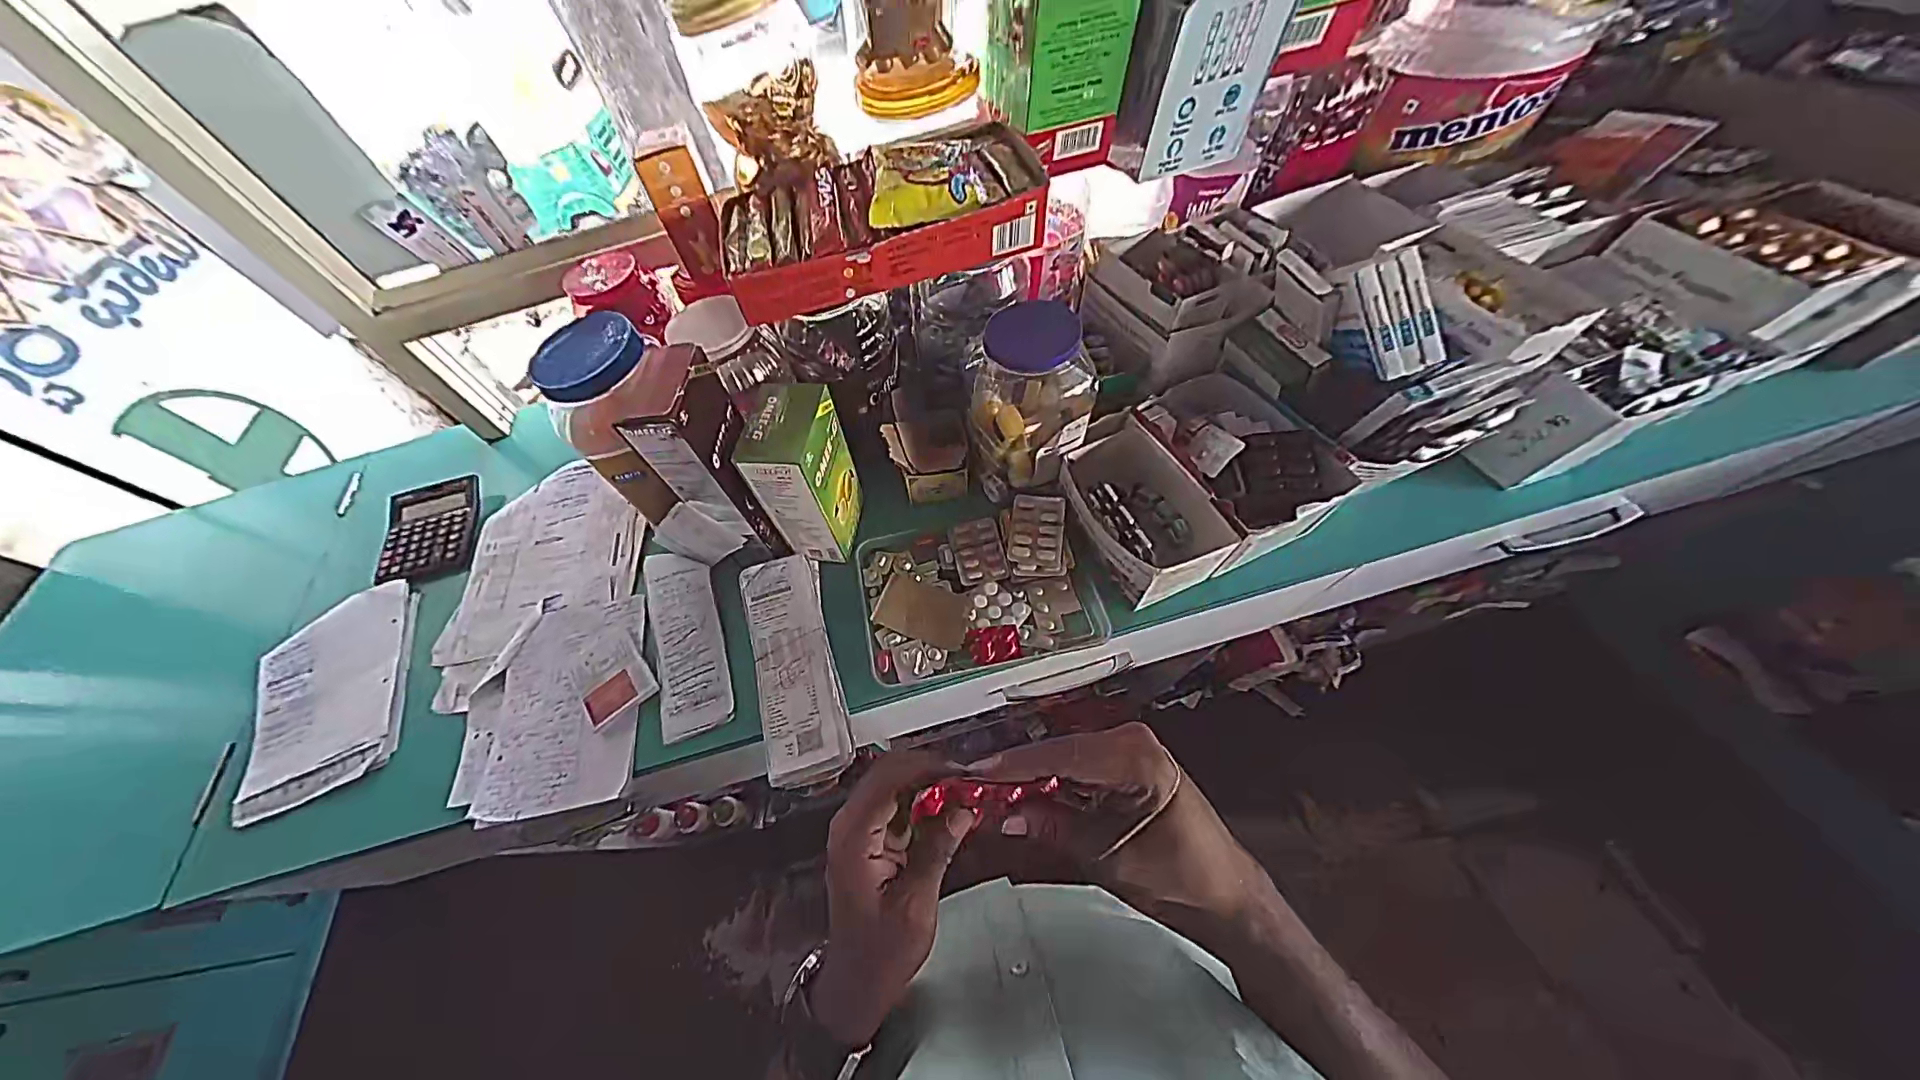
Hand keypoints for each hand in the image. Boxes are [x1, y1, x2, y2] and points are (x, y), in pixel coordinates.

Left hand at [809, 750, 975, 1046]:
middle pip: (889, 773)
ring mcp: (857, 830)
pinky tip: (946, 809)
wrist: (856, 983)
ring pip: (892, 784)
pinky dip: (921, 800)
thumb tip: (961, 810)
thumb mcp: (915, 904)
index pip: (889, 778)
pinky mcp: (868, 838)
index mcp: (854, 836)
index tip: (960, 771)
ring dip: (927, 782)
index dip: (927, 767)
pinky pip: (895, 804)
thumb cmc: (879, 953)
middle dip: (929, 769)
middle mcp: (849, 825)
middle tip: (965, 779)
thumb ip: (937, 849)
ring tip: (961, 791)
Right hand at [969, 722, 1278, 950]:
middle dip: (1015, 766)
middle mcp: (1132, 739)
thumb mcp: (1107, 856)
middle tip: (973, 780)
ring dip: (1028, 771)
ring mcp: (1130, 745)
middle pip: (1058, 747)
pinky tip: (1023, 789)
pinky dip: (1049, 776)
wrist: (1223, 894)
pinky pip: (1076, 762)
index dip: (1013, 764)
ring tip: (988, 786)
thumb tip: (1001, 813)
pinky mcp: (1124, 760)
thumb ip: (1052, 828)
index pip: (1061, 753)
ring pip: (1063, 752)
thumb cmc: (1181, 878)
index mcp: (1137, 756)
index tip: (975, 772)